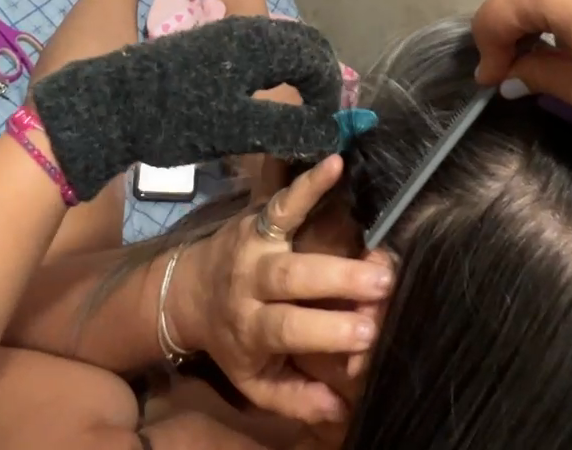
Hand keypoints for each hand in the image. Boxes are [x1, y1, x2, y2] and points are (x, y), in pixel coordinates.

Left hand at [172, 155, 389, 423]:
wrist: (188, 290)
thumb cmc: (233, 339)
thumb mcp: (253, 380)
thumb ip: (294, 398)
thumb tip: (340, 409)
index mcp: (249, 327)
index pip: (288, 328)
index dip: (326, 330)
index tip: (368, 334)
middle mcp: (249, 283)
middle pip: (292, 280)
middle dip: (338, 282)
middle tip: (383, 285)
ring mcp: (254, 246)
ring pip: (290, 241)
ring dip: (331, 237)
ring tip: (377, 246)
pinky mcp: (258, 218)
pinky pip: (283, 200)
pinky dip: (309, 182)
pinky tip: (337, 164)